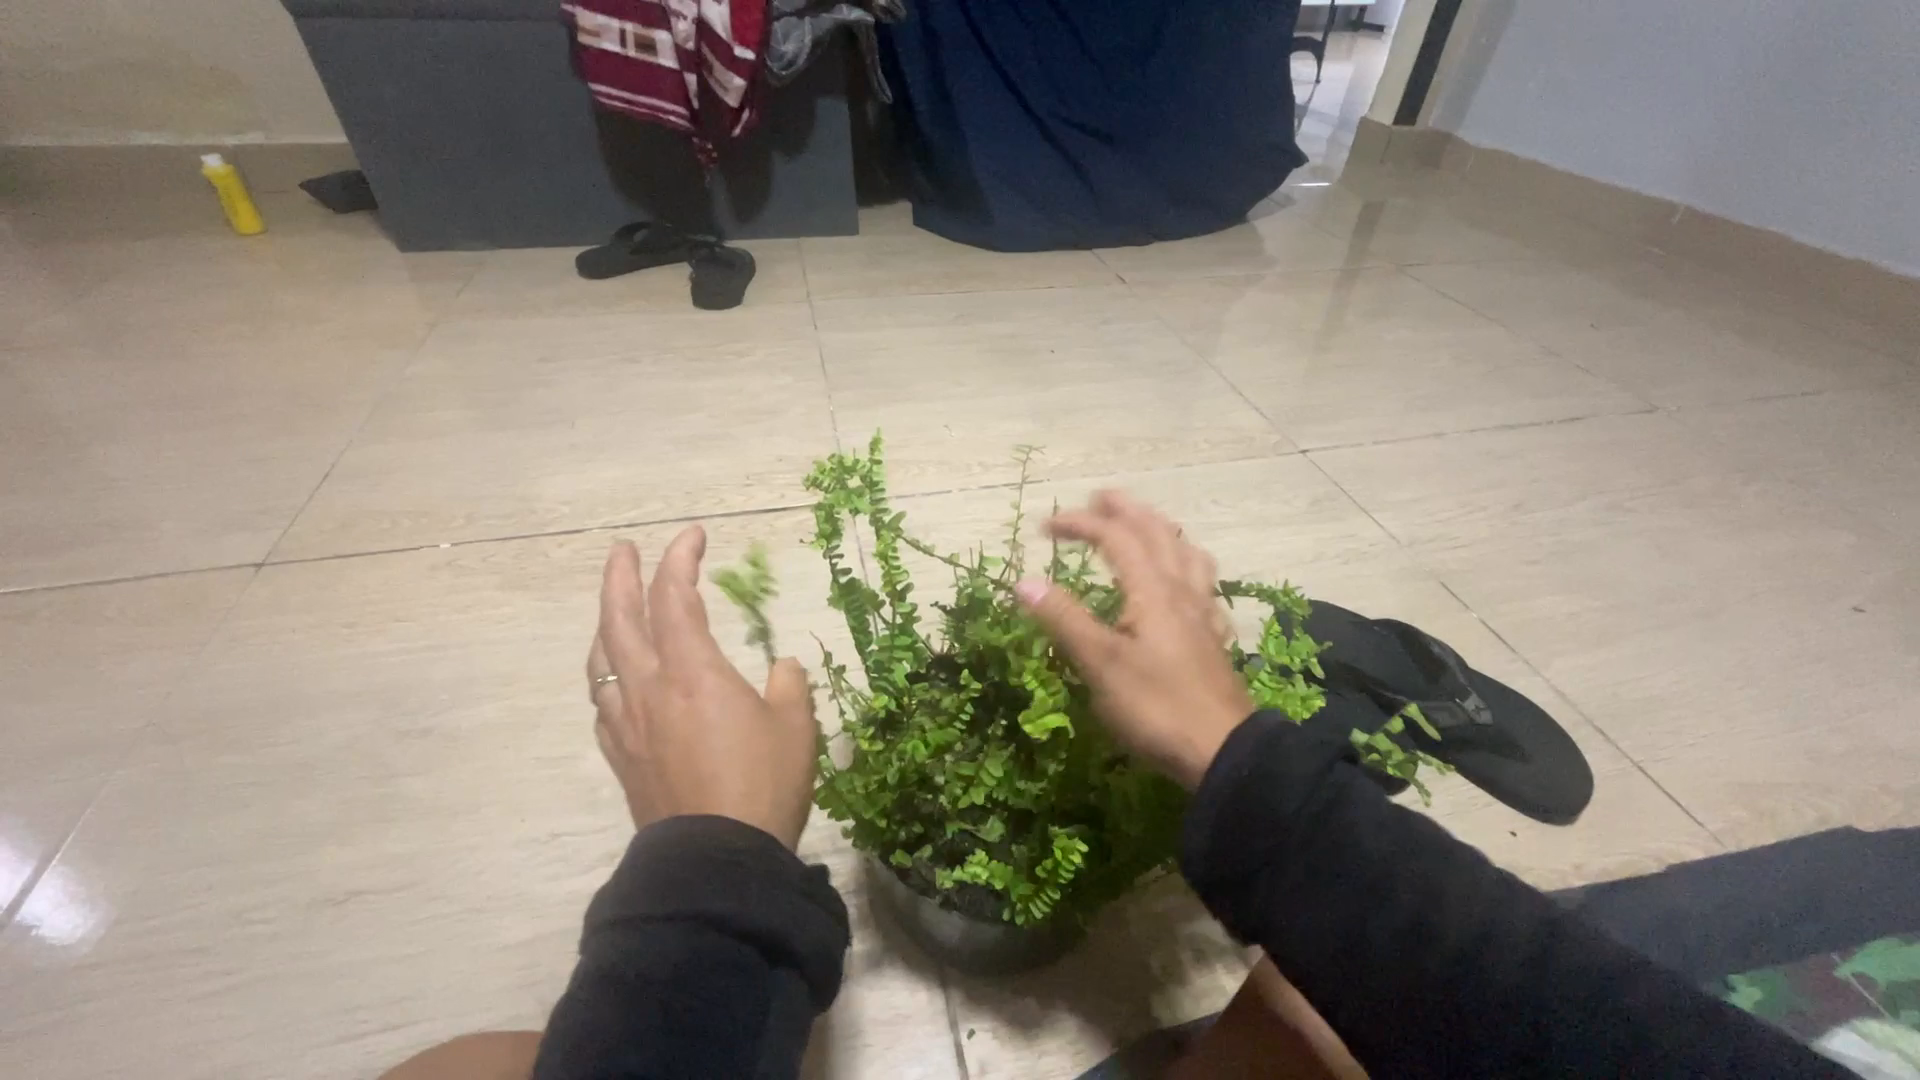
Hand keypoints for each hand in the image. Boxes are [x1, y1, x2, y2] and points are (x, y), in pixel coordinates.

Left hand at [587, 526, 818, 848]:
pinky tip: (616, 679)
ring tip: (614, 607)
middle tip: (624, 550)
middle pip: (620, 619)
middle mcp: (650, 689)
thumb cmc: (763, 784)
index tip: (695, 536)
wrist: (717, 859)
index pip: (675, 598)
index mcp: (693, 672)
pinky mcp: (623, 756)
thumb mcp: (796, 726)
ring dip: (605, 623)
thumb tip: (780, 668)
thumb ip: (788, 685)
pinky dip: (607, 674)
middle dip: (620, 576)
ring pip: (601, 659)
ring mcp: (629, 724)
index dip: (681, 560)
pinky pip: (602, 701)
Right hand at [1014, 491, 1252, 789]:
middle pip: (1158, 534)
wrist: (1223, 753)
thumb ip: (1064, 619)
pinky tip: (1185, 585)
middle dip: (1126, 511)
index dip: (1080, 524)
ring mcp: (1202, 615)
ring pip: (1188, 555)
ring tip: (1145, 527)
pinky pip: (1204, 586)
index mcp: (1153, 590)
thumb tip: (1024, 581)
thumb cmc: (1156, 706)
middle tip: (1100, 498)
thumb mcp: (1100, 663)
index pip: (1115, 538)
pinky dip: (1187, 569)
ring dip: (1162, 531)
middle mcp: (1182, 592)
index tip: (1044, 526)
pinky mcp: (1212, 640)